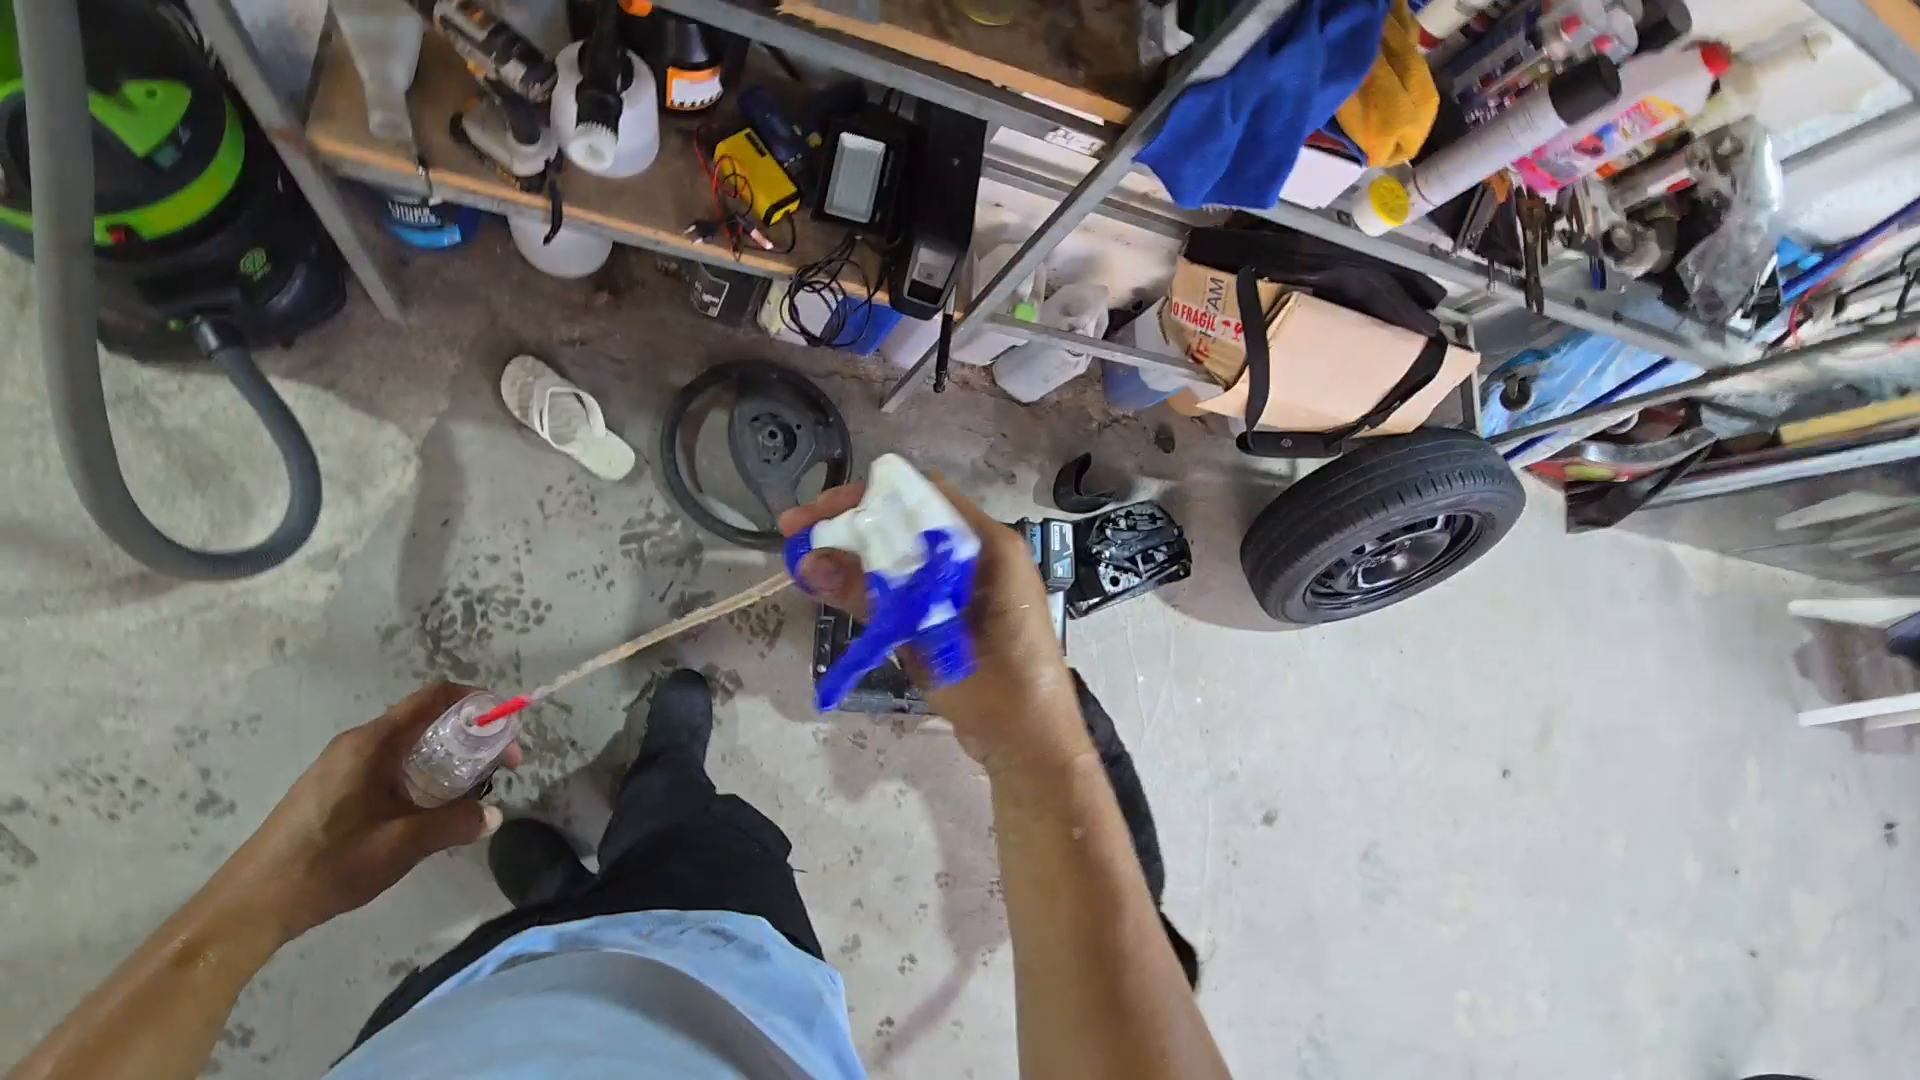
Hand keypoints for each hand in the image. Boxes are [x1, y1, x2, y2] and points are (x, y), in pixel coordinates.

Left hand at [203, 682, 519, 942]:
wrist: (250, 905)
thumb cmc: (328, 864)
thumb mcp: (402, 845)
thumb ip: (454, 824)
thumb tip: (494, 816)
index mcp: (374, 744)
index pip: (436, 697)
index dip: (478, 702)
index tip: (506, 728)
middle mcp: (359, 743)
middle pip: (428, 719)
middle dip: (472, 736)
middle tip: (500, 768)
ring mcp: (344, 764)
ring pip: (412, 744)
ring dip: (450, 758)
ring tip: (472, 791)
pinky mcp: (336, 786)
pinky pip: (394, 763)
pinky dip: (425, 773)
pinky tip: (432, 808)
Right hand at [779, 478, 1090, 773]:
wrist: (1034, 748)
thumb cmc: (997, 691)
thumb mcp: (929, 641)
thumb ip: (872, 597)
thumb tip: (809, 561)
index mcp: (991, 545)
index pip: (921, 495)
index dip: (864, 498)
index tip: (817, 515)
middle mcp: (984, 553)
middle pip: (909, 519)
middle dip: (852, 525)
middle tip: (800, 537)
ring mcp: (972, 583)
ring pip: (908, 551)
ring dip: (860, 554)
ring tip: (811, 564)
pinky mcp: (961, 610)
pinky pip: (915, 581)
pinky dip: (879, 582)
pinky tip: (843, 589)